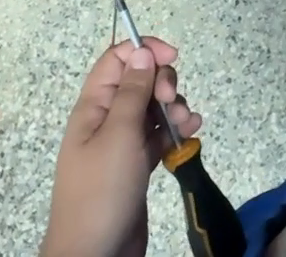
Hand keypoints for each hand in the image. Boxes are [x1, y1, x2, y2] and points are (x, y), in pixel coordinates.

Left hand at [41, 38, 202, 256]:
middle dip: (164, 83)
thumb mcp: (119, 135)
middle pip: (140, 81)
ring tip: (186, 125)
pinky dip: (176, 130)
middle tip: (171, 101)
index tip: (172, 57)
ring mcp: (122, 143)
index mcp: (93, 107)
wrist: (95, 256)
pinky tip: (192, 133)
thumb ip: (132, 91)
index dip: (144, 50)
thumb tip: (141, 51)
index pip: (117, 59)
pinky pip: (159, 134)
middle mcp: (107, 119)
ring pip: (153, 107)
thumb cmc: (102, 191)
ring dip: (174, 108)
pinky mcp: (137, 164)